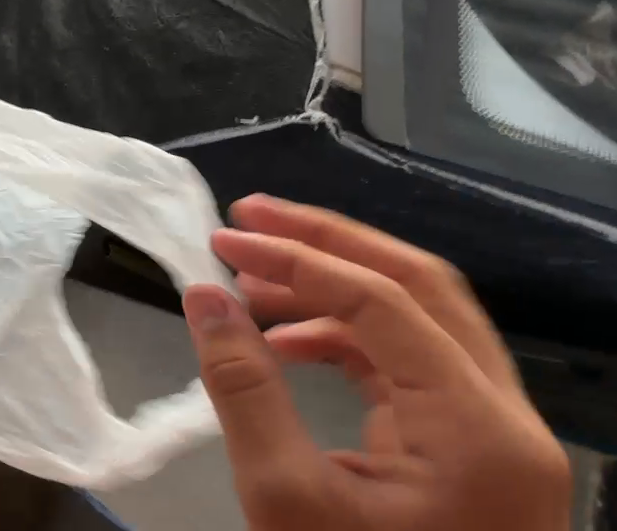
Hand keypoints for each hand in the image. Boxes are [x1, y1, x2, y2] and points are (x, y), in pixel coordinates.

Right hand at [182, 195, 570, 530]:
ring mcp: (494, 434)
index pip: (381, 303)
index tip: (217, 240)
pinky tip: (282, 338)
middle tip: (247, 215)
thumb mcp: (284, 495)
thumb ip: (242, 385)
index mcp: (477, 432)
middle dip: (328, 242)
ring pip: (420, 318)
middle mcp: (505, 420)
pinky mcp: (467, 447)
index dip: (292, 258)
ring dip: (329, 284)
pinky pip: (409, 359)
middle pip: (425, 289)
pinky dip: (341, 330)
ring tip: (249, 280)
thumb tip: (203, 293)